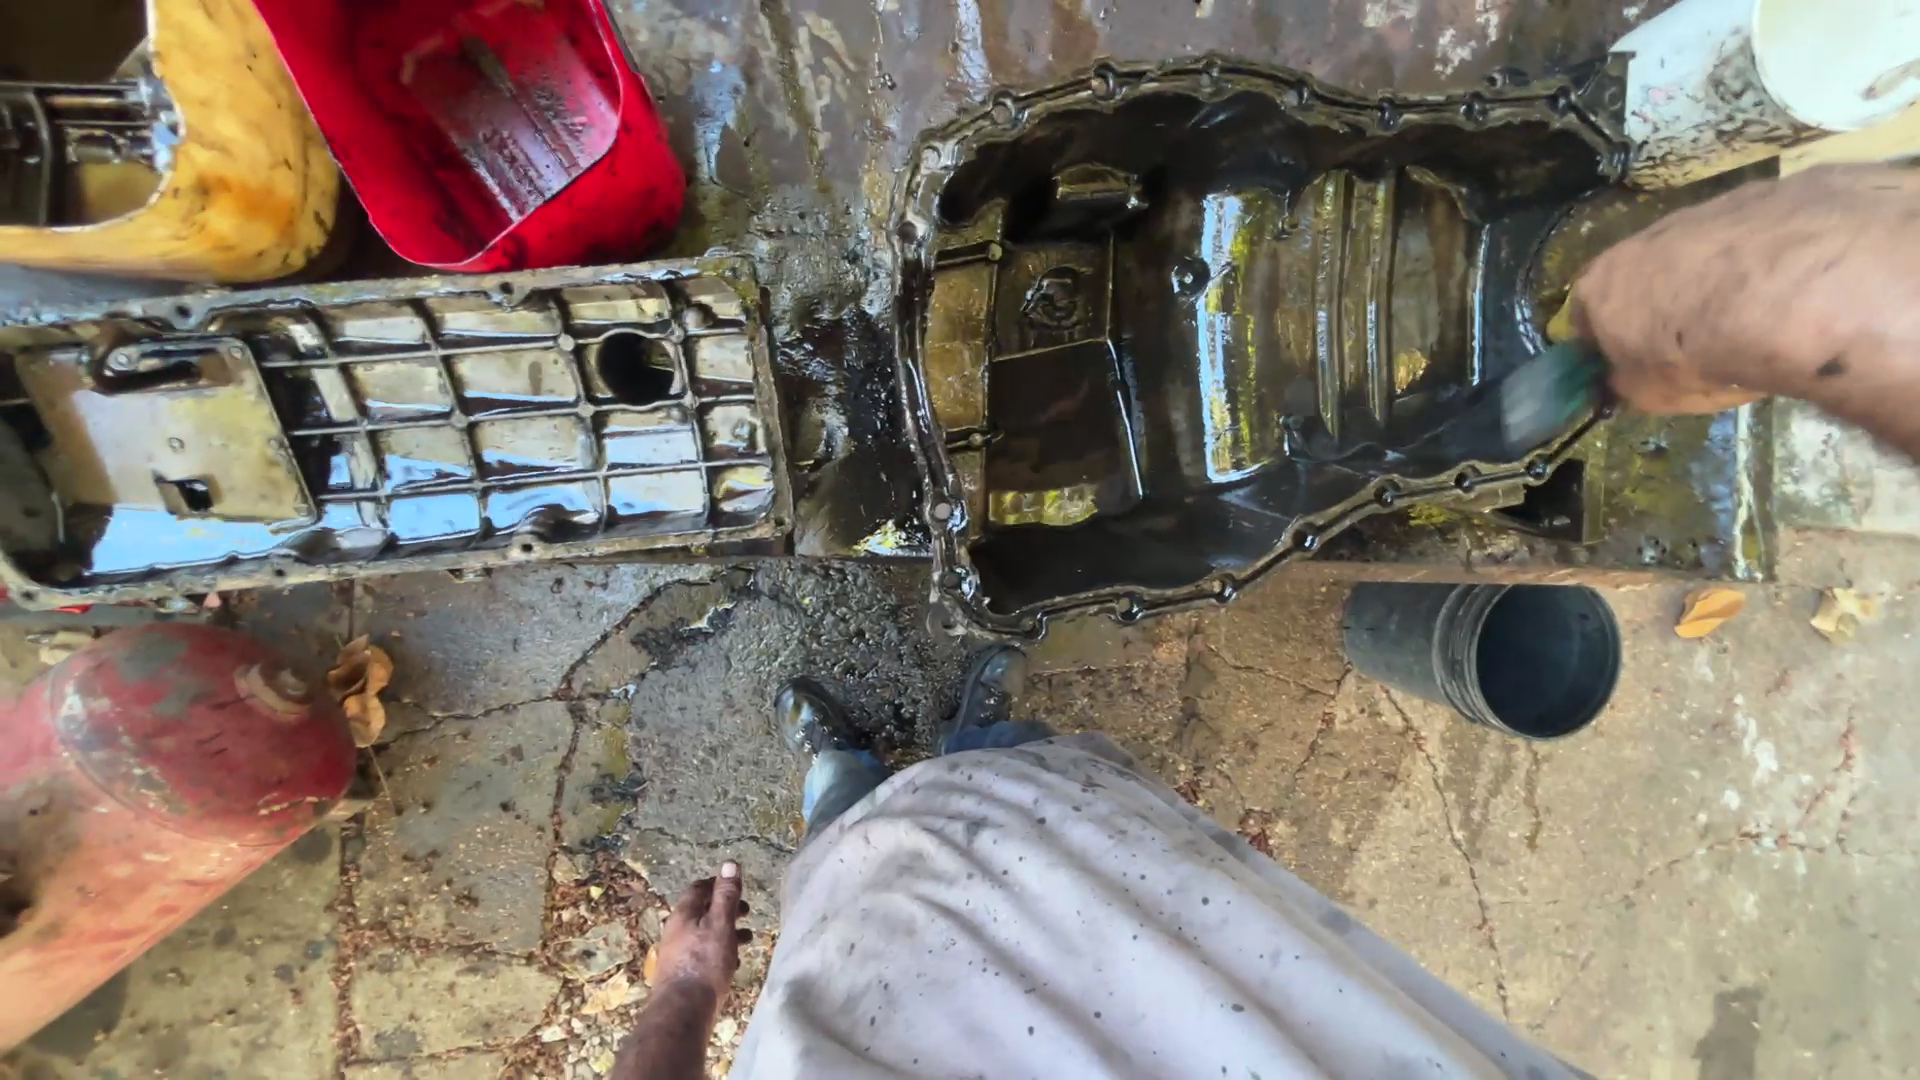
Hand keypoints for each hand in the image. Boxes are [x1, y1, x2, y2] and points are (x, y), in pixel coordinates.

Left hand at [652, 861, 749, 1004]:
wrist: (681, 1012)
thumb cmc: (704, 962)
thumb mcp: (721, 923)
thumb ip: (726, 895)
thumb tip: (729, 864)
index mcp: (683, 914)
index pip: (699, 887)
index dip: (718, 884)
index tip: (737, 887)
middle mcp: (675, 930)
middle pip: (701, 910)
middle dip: (725, 908)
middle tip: (746, 912)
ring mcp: (676, 953)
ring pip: (703, 932)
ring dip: (725, 930)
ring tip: (746, 938)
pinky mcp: (680, 973)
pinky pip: (701, 952)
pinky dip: (718, 949)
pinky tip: (732, 961)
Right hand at [1570, 164, 1919, 414]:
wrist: (1809, 296)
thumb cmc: (1703, 354)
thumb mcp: (1648, 392)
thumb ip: (1628, 378)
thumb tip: (1628, 374)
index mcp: (1601, 283)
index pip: (1587, 313)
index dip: (1609, 339)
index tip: (1634, 359)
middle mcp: (1648, 236)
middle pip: (1651, 270)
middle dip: (1670, 298)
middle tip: (1702, 334)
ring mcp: (1719, 206)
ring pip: (1715, 243)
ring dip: (1729, 270)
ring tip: (1766, 308)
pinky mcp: (1789, 188)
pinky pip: (1779, 225)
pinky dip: (1787, 251)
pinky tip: (1812, 280)